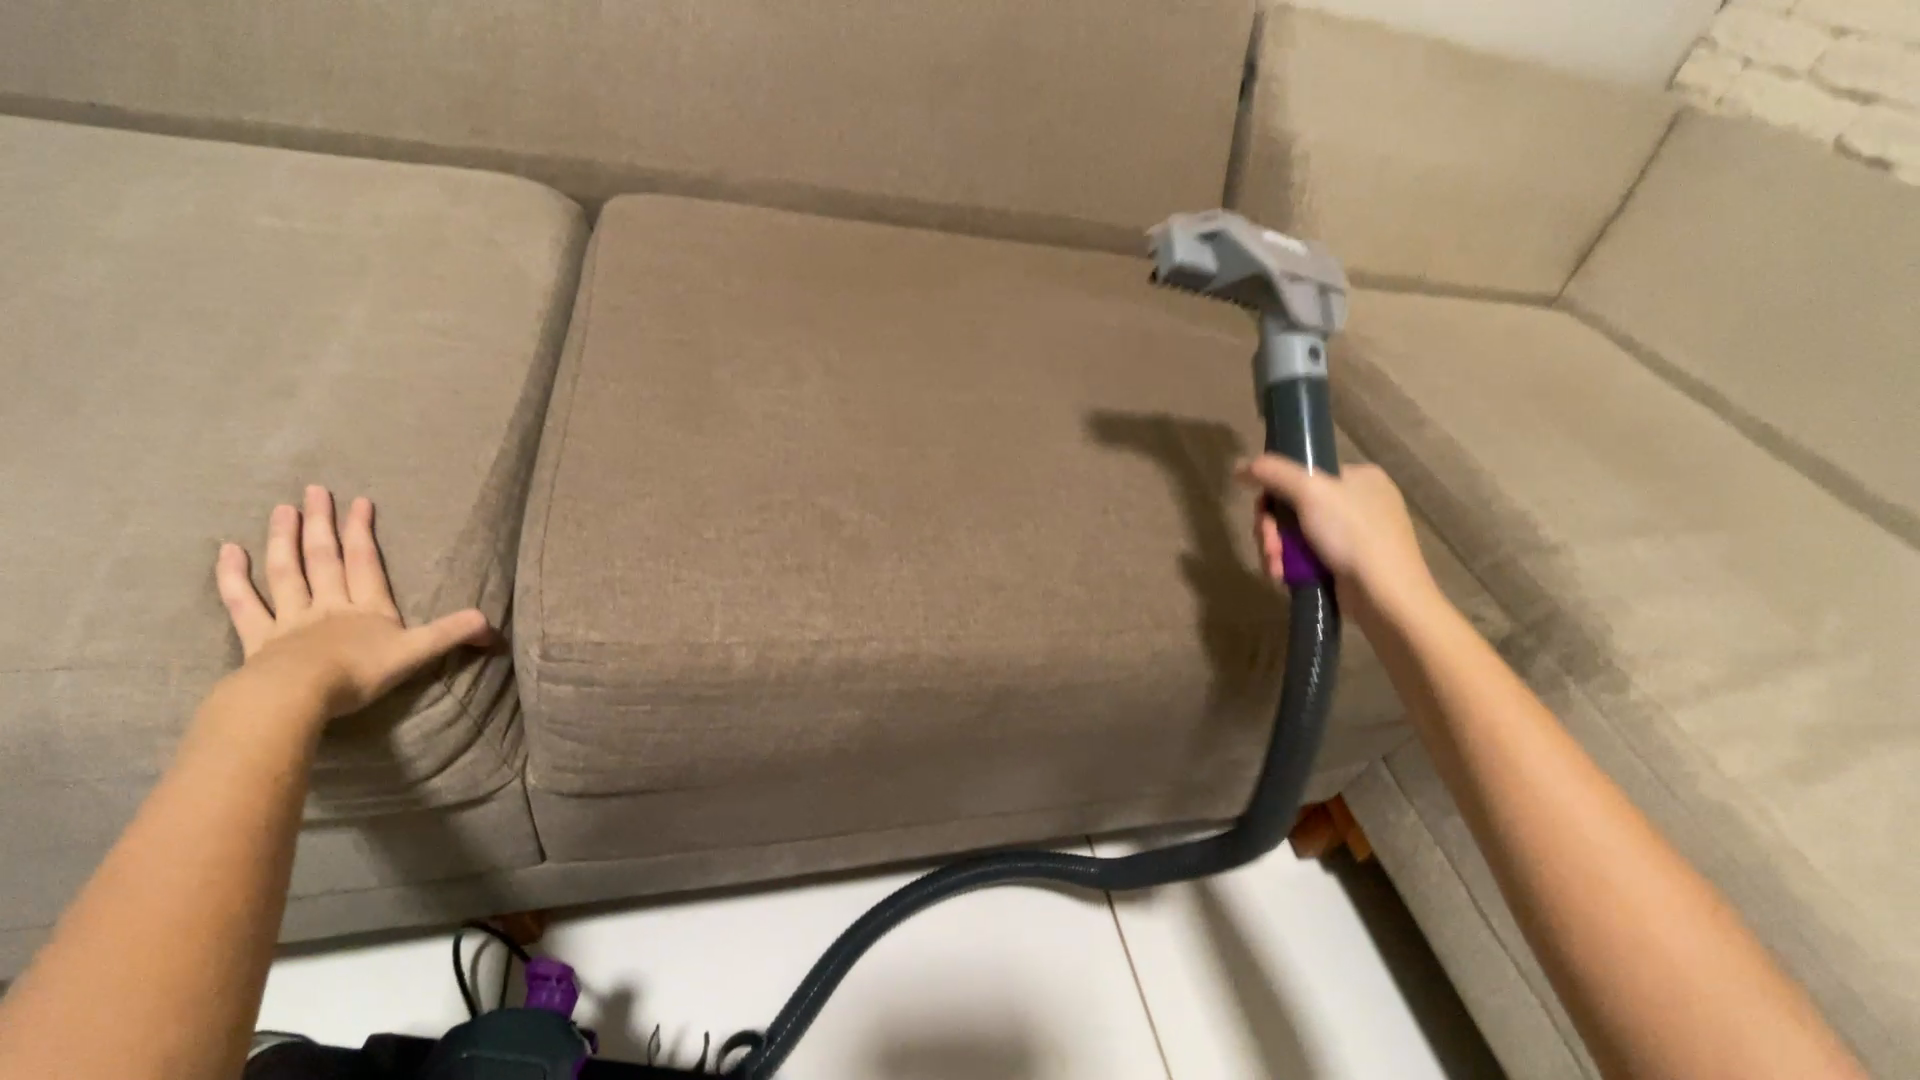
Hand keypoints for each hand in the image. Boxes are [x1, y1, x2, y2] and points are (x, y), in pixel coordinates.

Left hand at [215, 486, 492, 720]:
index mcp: (366, 608)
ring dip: (284, 540)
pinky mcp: (258, 638)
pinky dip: (233, 577)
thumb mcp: (416, 653)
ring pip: (286, 573)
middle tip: (314, 491)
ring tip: (282, 510)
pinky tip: (228, 552)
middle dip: (321, 524)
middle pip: (323, 559)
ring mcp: (290, 620)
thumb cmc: (359, 673)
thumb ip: (452, 634)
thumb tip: (493, 624)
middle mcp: (328, 605)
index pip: (364, 561)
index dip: (361, 531)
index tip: (359, 501)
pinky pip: (243, 603)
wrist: (296, 695)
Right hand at [1235, 458, 1440, 619]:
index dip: (1275, 493)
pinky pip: (1307, 558)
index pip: (1303, 475)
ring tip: (1275, 568)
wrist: (1385, 595)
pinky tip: (1284, 577)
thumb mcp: (1311, 491)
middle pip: (1294, 507)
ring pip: (1296, 536)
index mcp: (1359, 477)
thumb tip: (1239, 466)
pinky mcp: (1347, 565)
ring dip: (1277, 551)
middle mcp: (1358, 503)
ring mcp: (1353, 536)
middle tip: (1269, 547)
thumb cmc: (1353, 535)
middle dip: (1272, 530)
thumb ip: (1273, 472)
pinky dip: (1291, 566)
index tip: (1263, 513)